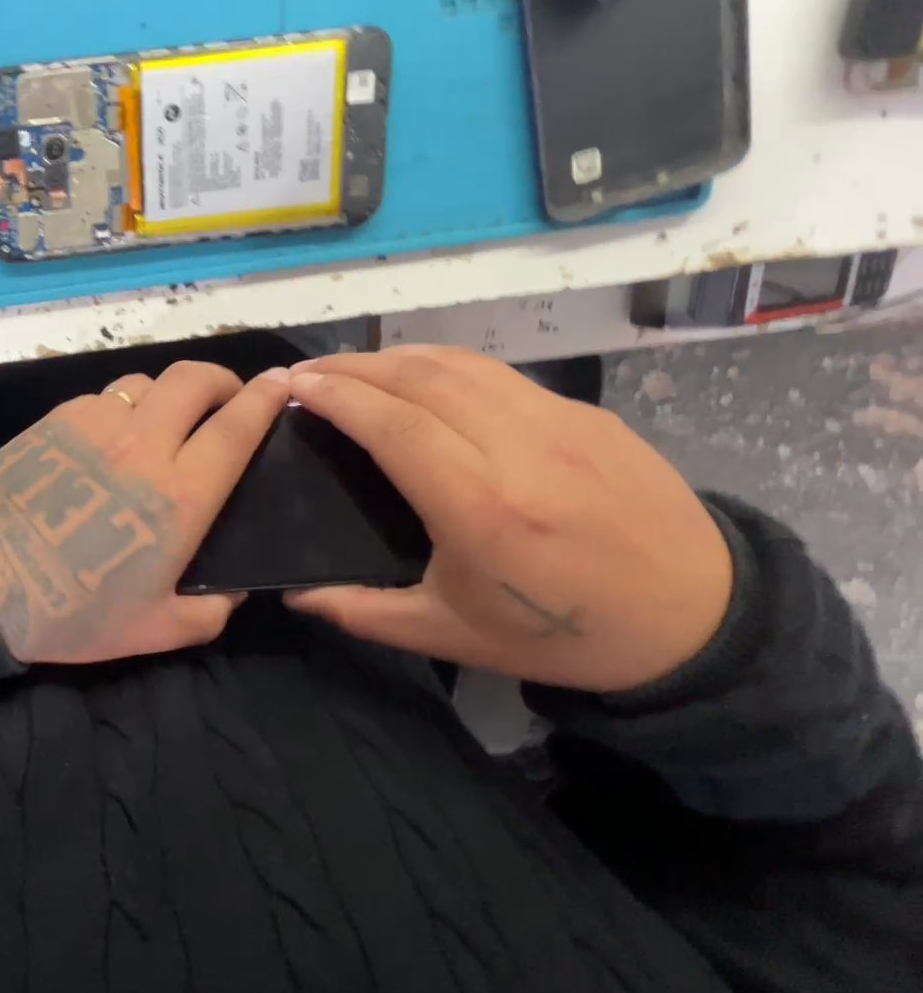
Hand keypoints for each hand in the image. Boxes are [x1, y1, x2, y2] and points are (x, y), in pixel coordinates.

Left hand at [0, 361, 293, 663]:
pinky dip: (119, 408)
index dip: (265, 399)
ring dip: (167, 394)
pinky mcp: (52, 422)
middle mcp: (143, 445)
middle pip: (194, 380)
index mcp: (180, 494)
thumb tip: (235, 588)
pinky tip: (109, 438)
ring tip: (165, 421)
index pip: (237, 426)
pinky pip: (100, 398)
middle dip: (221, 381)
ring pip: (144, 383)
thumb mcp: (157, 630)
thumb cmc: (73, 611)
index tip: (280, 385)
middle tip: (226, 402)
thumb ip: (211, 611)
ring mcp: (93, 426)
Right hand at [283, 346, 731, 692]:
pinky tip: (418, 381)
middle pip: (421, 378)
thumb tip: (294, 594)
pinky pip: (499, 375)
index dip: (338, 397)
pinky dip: (442, 366)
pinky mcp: (588, 415)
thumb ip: (360, 612)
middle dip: (353, 365)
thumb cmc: (559, 635)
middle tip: (306, 371)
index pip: (394, 426)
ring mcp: (562, 423)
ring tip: (351, 368)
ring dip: (395, 357)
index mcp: (481, 508)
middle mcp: (521, 449)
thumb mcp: (448, 636)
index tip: (294, 386)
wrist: (698, 621)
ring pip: (462, 364)